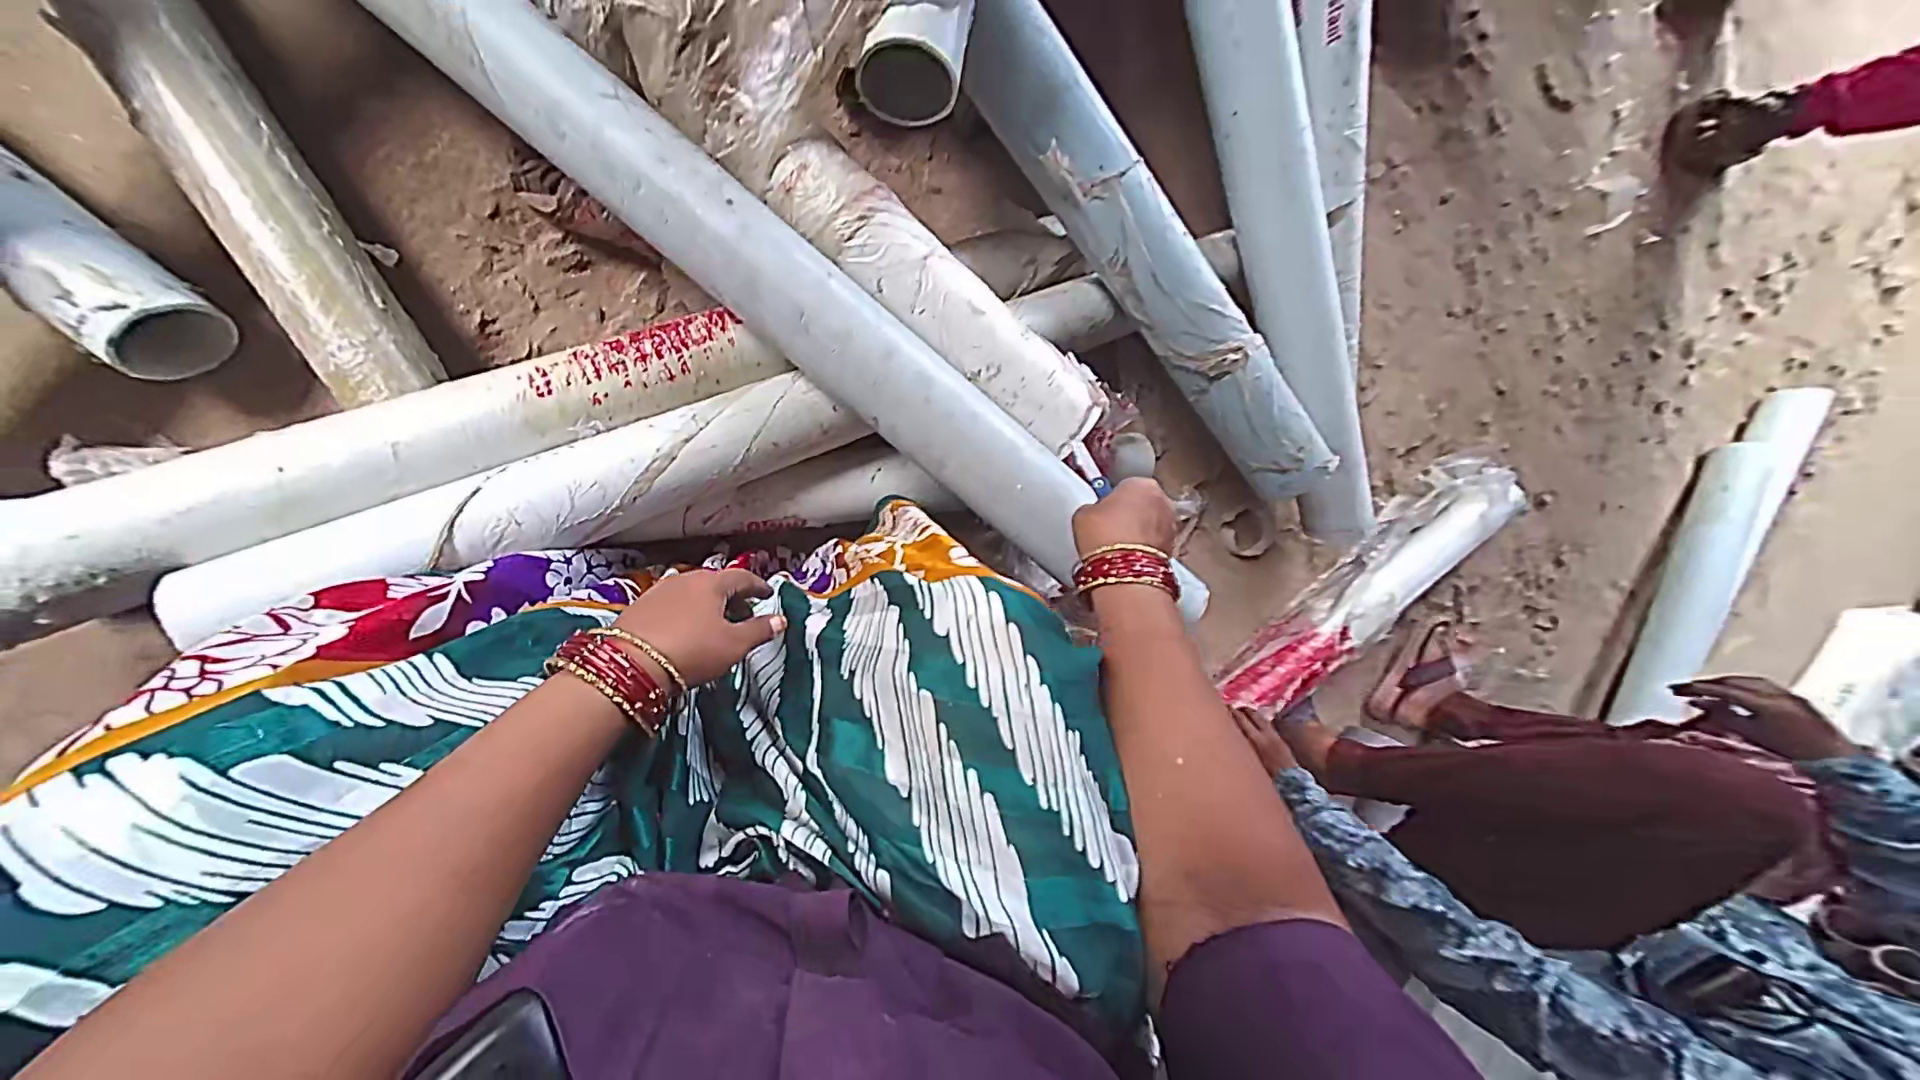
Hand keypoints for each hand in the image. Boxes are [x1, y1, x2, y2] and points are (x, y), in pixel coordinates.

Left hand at [612, 568, 786, 686]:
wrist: (629, 664)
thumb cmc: (692, 651)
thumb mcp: (734, 644)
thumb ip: (759, 630)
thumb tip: (780, 619)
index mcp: (712, 583)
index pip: (742, 577)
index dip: (758, 586)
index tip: (767, 594)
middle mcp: (686, 579)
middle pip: (716, 582)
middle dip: (732, 596)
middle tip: (743, 614)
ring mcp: (659, 591)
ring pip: (692, 592)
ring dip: (707, 604)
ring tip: (715, 623)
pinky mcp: (639, 607)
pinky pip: (672, 603)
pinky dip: (685, 611)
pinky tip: (686, 629)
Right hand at [1071, 477, 1177, 556]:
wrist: (1123, 571)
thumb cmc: (1105, 536)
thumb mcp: (1083, 514)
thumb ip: (1092, 508)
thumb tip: (1093, 513)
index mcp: (1141, 482)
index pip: (1126, 484)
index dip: (1112, 498)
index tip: (1103, 508)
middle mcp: (1162, 499)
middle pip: (1144, 503)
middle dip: (1130, 513)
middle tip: (1109, 527)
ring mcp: (1171, 524)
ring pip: (1152, 523)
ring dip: (1139, 531)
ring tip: (1117, 545)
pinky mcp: (1173, 548)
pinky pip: (1155, 543)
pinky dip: (1145, 548)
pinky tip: (1127, 556)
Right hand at [1232, 707, 1297, 777]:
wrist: (1289, 779)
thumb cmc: (1265, 774)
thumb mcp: (1250, 759)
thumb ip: (1243, 745)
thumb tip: (1233, 735)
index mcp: (1256, 740)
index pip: (1242, 720)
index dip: (1233, 712)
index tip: (1225, 707)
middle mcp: (1265, 733)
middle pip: (1251, 715)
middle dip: (1241, 709)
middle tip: (1232, 707)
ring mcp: (1274, 734)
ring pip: (1260, 717)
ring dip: (1251, 712)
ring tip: (1243, 710)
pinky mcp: (1280, 737)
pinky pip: (1267, 723)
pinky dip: (1260, 719)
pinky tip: (1256, 720)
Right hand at [1672, 675, 1858, 761]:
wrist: (1841, 764)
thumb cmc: (1793, 752)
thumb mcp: (1750, 734)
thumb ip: (1722, 715)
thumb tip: (1697, 702)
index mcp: (1764, 701)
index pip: (1722, 689)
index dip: (1695, 688)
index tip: (1674, 690)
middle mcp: (1778, 693)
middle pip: (1735, 681)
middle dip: (1708, 683)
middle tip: (1686, 688)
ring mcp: (1790, 696)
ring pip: (1749, 682)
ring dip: (1725, 683)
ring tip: (1708, 690)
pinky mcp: (1797, 701)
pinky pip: (1762, 686)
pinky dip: (1743, 687)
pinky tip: (1736, 694)